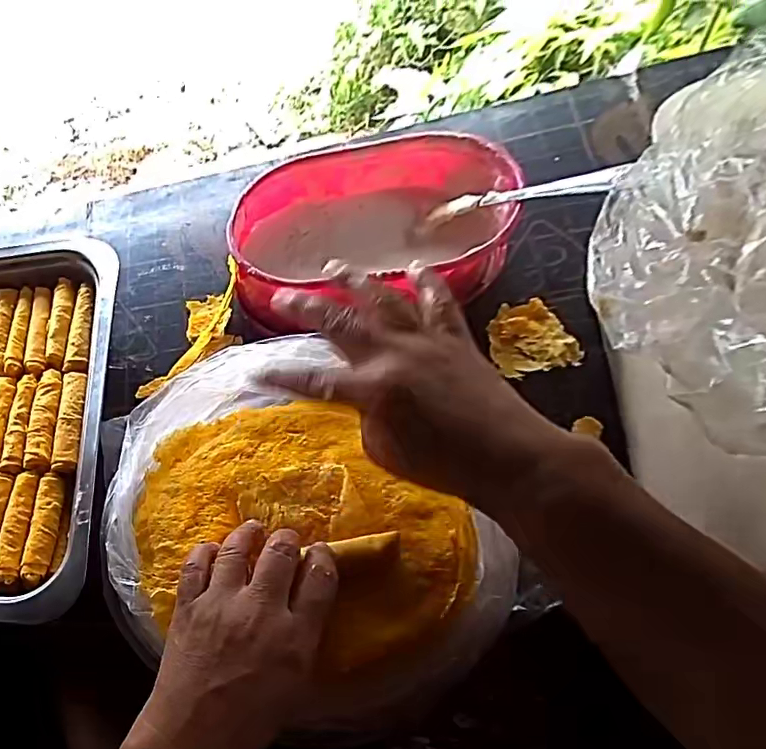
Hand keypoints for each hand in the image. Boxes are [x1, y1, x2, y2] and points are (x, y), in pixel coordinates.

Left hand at [120, 522, 338, 748]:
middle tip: (284, 535)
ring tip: (251, 529)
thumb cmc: (252, 722)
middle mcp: (260, 611)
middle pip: (279, 555)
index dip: (322, 558)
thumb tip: (302, 612)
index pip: (319, 579)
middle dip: (285, 539)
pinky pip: (195, 566)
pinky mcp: (188, 606)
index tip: (319, 551)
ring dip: (246, 535)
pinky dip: (205, 552)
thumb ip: (302, 642)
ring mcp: (220, 604)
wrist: (194, 731)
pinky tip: (210, 548)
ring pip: (235, 551)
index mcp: (296, 636)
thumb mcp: (297, 686)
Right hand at [262, 267, 597, 516]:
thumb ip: (363, 415)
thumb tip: (360, 396)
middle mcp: (396, 355)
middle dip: (307, 309)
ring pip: (386, 302)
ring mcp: (428, 343)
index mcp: (372, 389)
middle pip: (343, 324)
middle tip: (282, 296)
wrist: (510, 456)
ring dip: (357, 283)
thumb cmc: (439, 465)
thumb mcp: (381, 448)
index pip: (313, 380)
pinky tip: (415, 269)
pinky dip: (426, 285)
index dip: (281, 378)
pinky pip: (438, 305)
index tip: (255, 373)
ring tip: (335, 268)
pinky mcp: (456, 341)